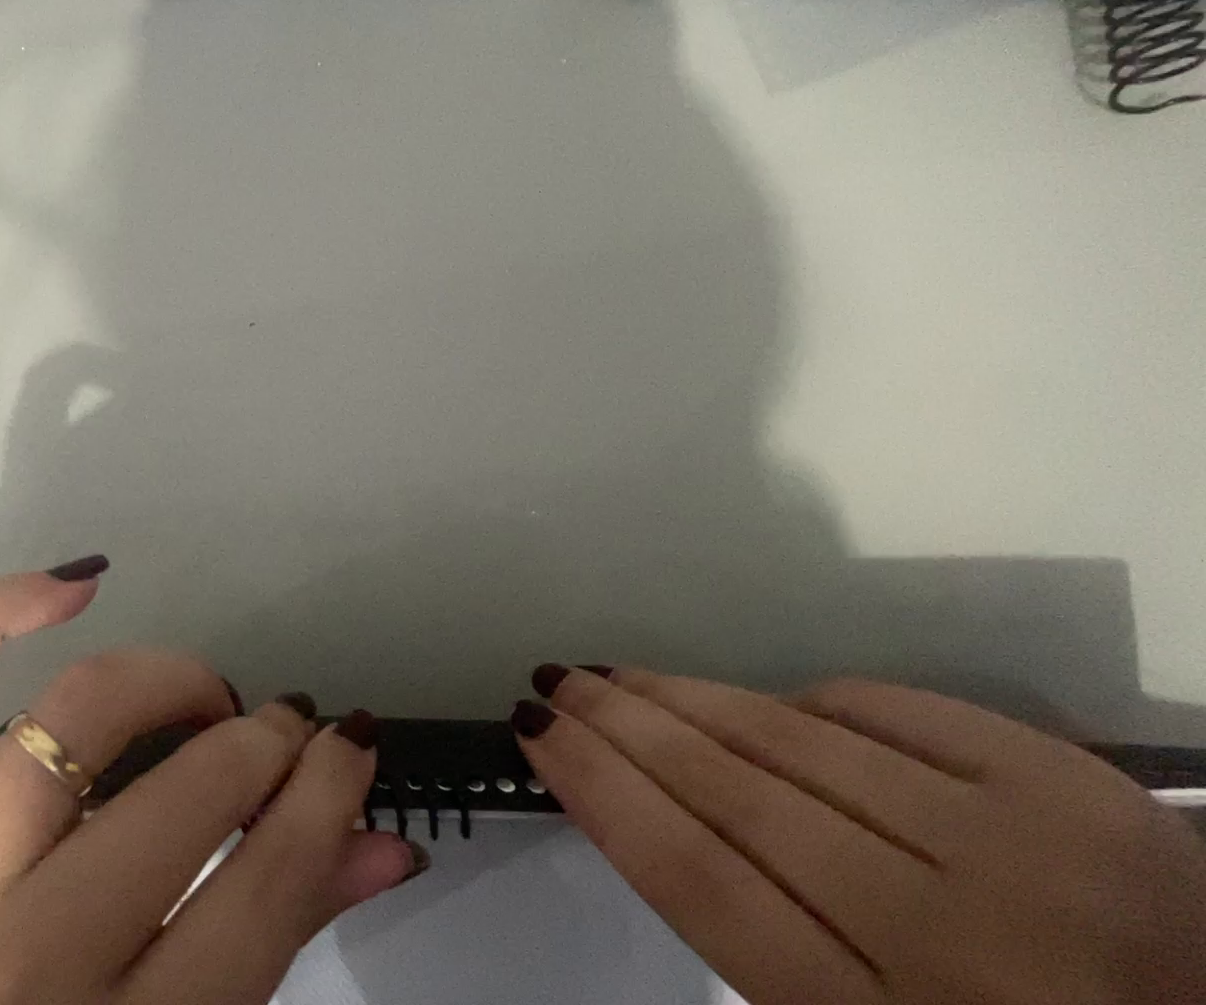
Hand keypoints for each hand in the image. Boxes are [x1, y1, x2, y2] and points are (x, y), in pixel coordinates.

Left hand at [0, 560, 421, 1004]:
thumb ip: (282, 931)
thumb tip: (384, 840)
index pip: (258, 890)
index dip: (324, 798)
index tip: (345, 746)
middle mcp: (20, 956)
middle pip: (180, 802)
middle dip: (261, 743)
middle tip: (284, 727)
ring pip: (72, 723)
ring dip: (166, 683)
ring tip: (204, 694)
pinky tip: (72, 587)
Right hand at [513, 667, 1205, 1004]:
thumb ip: (755, 930)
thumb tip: (663, 796)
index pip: (693, 876)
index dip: (599, 789)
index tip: (538, 733)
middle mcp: (949, 941)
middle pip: (732, 797)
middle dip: (622, 726)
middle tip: (559, 682)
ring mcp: (1025, 854)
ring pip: (799, 743)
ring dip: (690, 697)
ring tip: (622, 676)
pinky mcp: (1079, 789)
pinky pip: (894, 710)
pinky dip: (815, 700)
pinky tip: (771, 701)